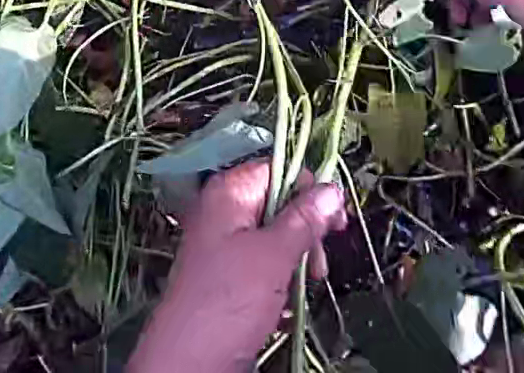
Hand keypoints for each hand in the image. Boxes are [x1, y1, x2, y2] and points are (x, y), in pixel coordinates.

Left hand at [126, 158, 348, 372]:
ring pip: (275, 236)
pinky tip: (287, 306)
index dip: (311, 191)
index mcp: (230, 190)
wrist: (185, 366)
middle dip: (306, 232)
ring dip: (296, 261)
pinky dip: (280, 280)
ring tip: (304, 289)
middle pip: (280, 203)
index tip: (338, 222)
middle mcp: (225, 209)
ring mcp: (224, 242)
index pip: (278, 170)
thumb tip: (333, 187)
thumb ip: (304, 220)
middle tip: (318, 267)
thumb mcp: (272, 256)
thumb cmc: (228, 300)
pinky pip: (263, 264)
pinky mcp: (228, 275)